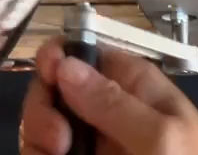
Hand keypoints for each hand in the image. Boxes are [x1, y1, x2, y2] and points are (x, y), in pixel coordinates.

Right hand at [19, 39, 197, 154]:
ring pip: (46, 127)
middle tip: (55, 142)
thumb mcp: (159, 137)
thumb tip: (65, 64)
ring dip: (37, 137)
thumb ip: (113, 101)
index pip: (86, 52)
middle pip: (57, 89)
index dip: (60, 55)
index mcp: (133, 85)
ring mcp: (94, 145)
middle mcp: (108, 110)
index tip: (46, 73)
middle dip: (44, 108)